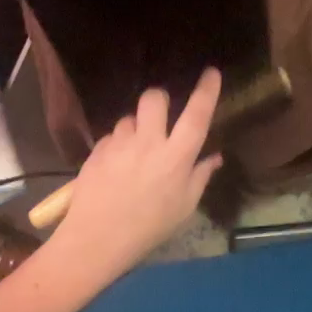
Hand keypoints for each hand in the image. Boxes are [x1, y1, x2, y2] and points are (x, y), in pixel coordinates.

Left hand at [50, 70, 223, 275]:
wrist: (97, 239)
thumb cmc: (148, 229)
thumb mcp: (183, 208)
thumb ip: (200, 177)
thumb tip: (214, 156)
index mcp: (176, 158)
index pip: (197, 115)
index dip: (206, 91)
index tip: (211, 72)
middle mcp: (148, 143)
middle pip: (154, 98)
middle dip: (159, 100)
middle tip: (159, 117)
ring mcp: (119, 144)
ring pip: (129, 119)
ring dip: (135, 129)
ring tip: (134, 155)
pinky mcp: (97, 150)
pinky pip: (111, 137)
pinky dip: (117, 146)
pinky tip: (116, 168)